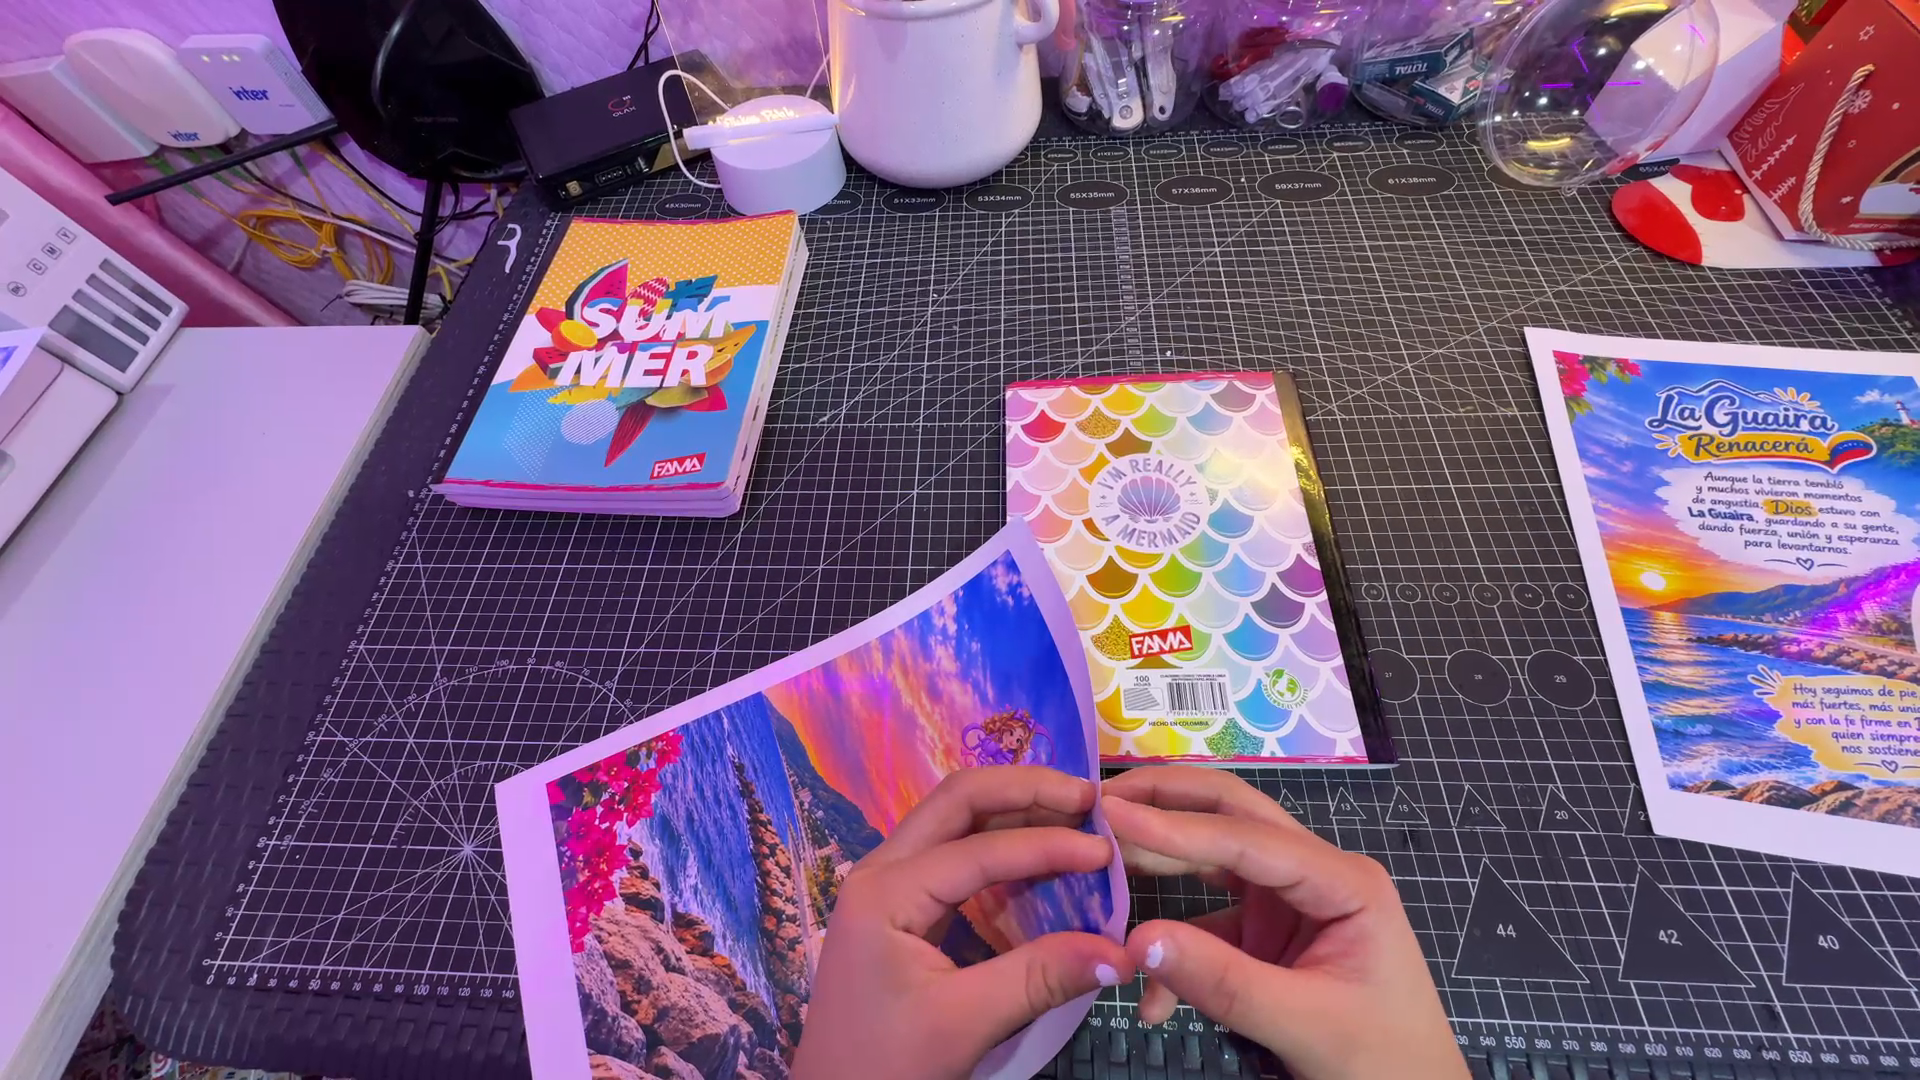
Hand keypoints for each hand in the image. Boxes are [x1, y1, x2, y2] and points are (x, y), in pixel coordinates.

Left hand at [794, 766, 1132, 1079]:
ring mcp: (890, 878)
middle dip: (1024, 789)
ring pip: (955, 816)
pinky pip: (954, 849)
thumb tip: (1118, 953)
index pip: (977, 849)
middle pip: (958, 799)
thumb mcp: (961, 1026)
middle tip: (1085, 796)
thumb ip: (1038, 980)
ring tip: (1071, 809)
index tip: (1103, 851)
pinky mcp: (903, 898)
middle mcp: (883, 867)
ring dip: (1013, 806)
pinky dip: (1000, 840)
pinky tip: (1038, 849)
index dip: (1045, 845)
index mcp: (886, 890)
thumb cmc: (884, 1067)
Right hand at [1102, 767, 1464, 1079]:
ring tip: (1102, 845)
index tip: (1111, 813)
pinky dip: (1176, 938)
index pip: (1245, 837)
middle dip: (1166, 802)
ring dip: (1161, 851)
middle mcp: (1313, 869)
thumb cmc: (1385, 1069)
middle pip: (1230, 813)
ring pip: (1214, 849)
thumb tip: (1135, 941)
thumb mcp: (1308, 1028)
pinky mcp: (1267, 924)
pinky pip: (1209, 912)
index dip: (1174, 825)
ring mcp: (1288, 893)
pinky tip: (1149, 988)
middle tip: (1102, 800)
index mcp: (1341, 879)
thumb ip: (1222, 981)